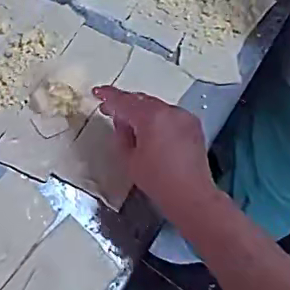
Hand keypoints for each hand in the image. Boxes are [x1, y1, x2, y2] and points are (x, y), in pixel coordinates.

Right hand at [92, 86, 222, 205]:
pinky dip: (156, 117)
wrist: (192, 196)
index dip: (108, 96)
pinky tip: (150, 130)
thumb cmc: (157, 180)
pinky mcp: (193, 125)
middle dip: (124, 104)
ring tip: (129, 123)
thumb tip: (121, 121)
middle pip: (141, 100)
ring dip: (140, 111)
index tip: (96, 93)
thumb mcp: (128, 158)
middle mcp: (169, 111)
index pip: (124, 100)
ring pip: (155, 106)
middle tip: (109, 111)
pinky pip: (168, 114)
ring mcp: (184, 117)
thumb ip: (121, 133)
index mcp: (151, 117)